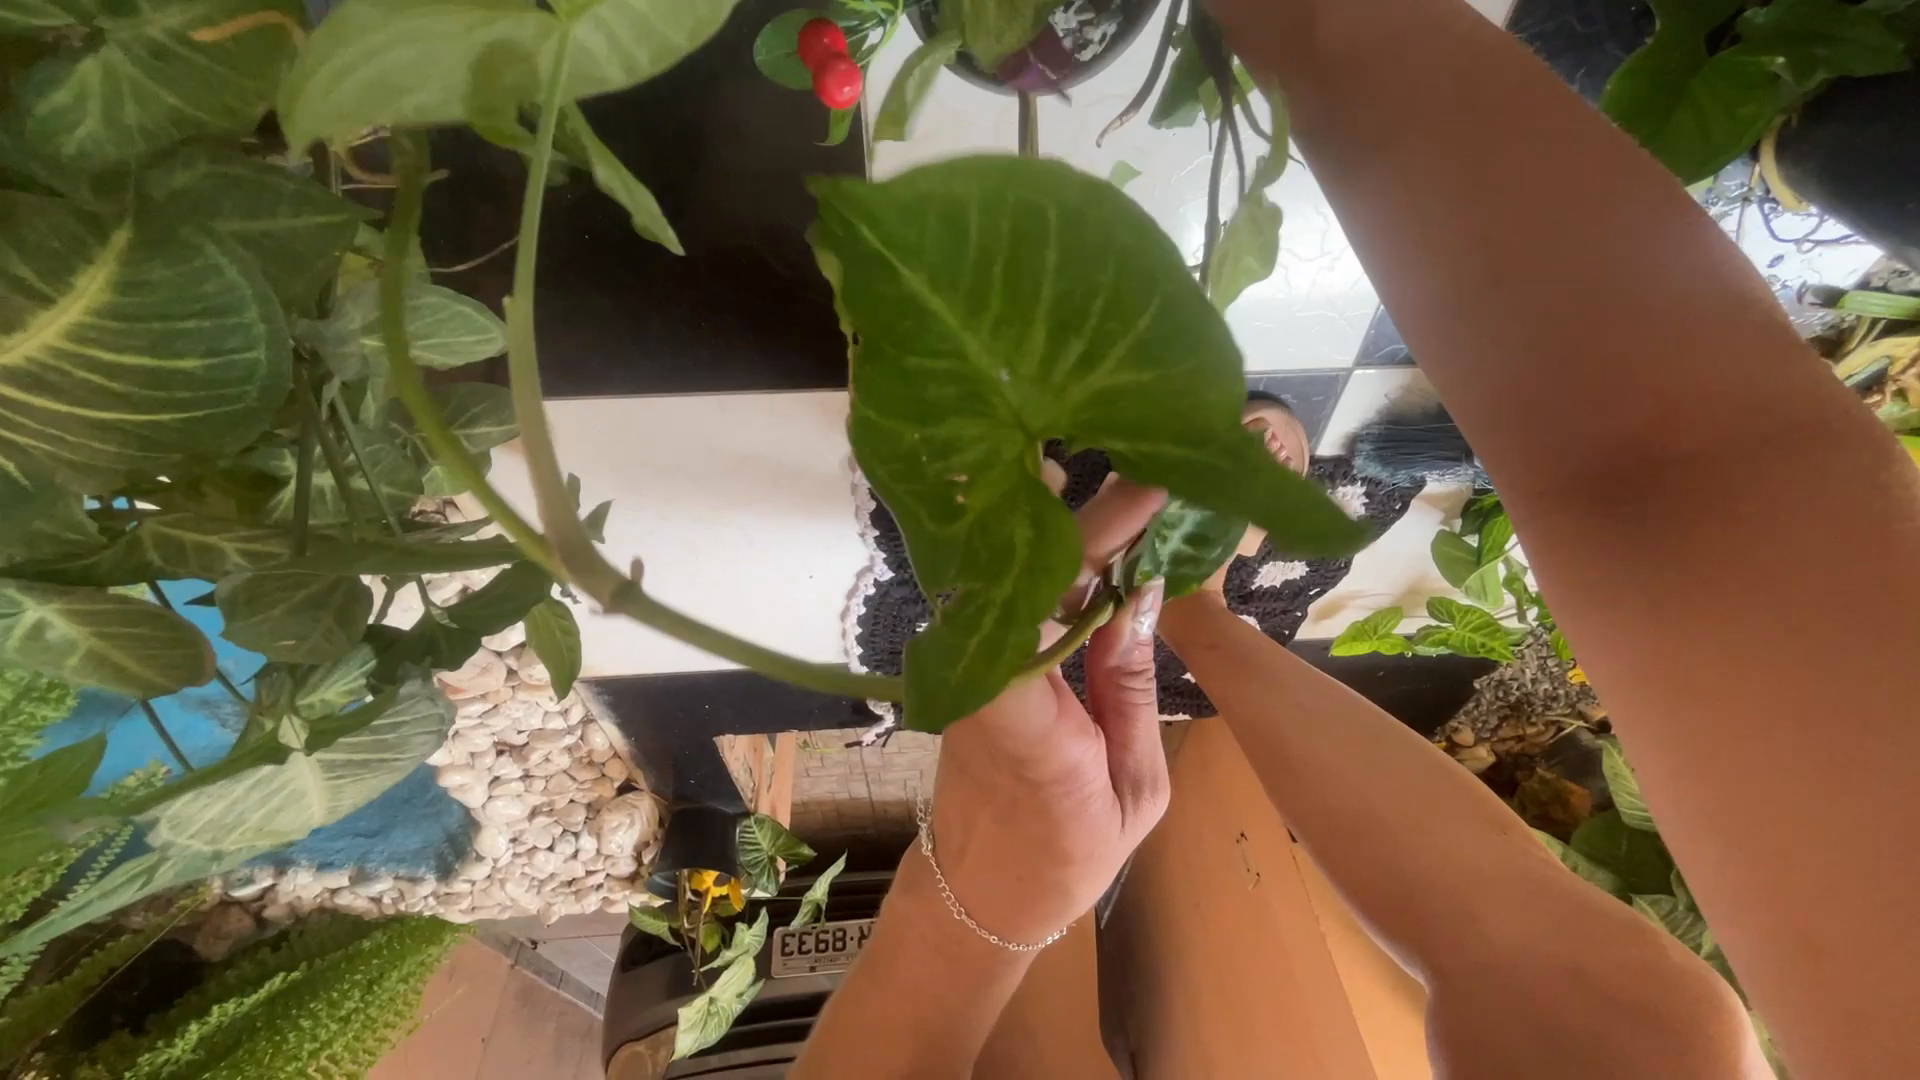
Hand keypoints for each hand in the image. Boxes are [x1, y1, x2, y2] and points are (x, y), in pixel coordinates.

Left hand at [919, 479, 1170, 945]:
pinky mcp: (969, 665)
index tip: (1146, 491)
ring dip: (1069, 531)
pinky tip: (1091, 539)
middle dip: (1090, 519)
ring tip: (1128, 491)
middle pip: (1027, 574)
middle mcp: (981, 676)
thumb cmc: (1064, 854)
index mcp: (1023, 717)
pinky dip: (1053, 565)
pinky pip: (1011, 602)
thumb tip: (1141, 590)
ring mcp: (966, 667)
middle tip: (1148, 473)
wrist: (981, 891)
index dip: (1092, 537)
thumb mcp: (1132, 784)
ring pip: (1013, 579)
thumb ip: (1130, 684)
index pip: (1042, 600)